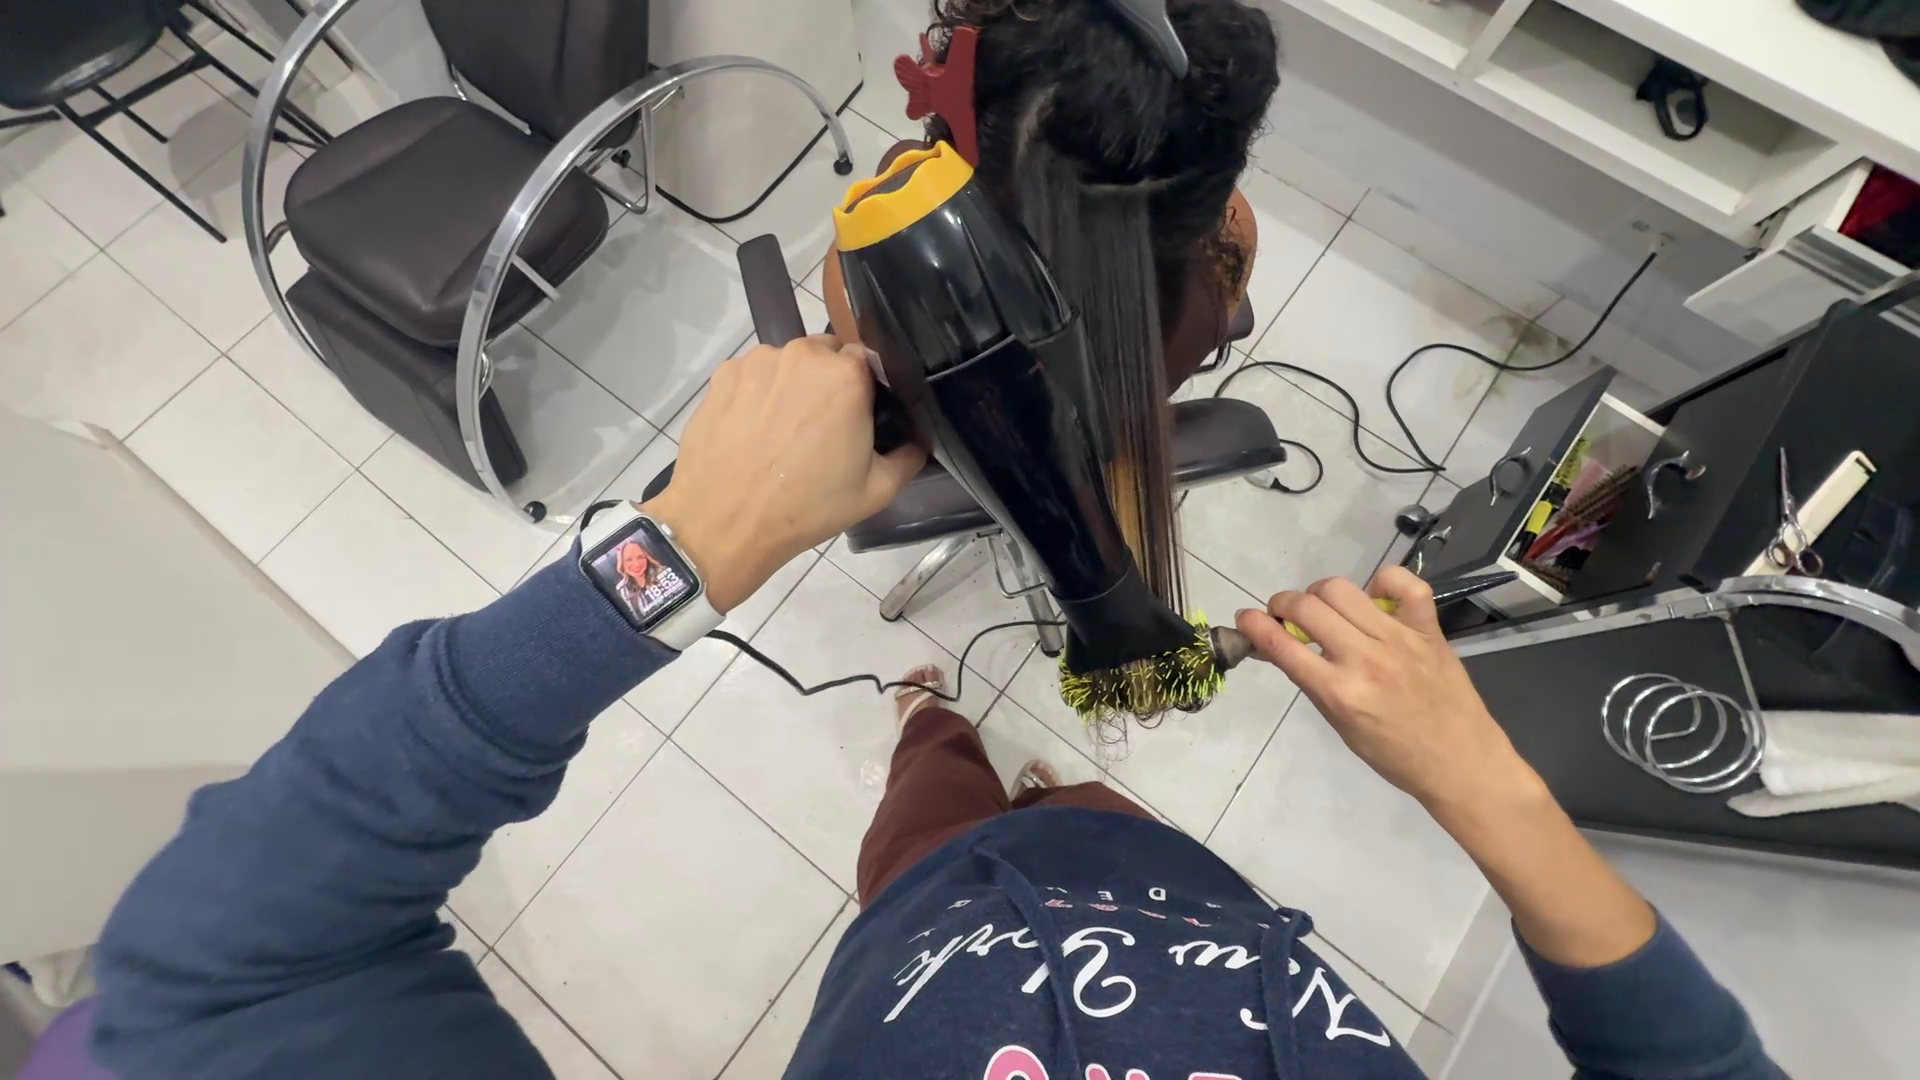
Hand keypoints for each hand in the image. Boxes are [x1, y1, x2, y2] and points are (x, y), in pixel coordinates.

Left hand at [642, 335, 925, 612]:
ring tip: (785, 432)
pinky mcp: (723, 375)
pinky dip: (760, 394)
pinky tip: (756, 431)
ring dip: (794, 386)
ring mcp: (757, 361)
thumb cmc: (807, 507)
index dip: (869, 388)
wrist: (724, 522)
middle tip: (825, 427)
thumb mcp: (876, 492)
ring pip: (789, 363)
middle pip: (827, 354)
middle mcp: (802, 355)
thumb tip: (916, 442)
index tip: (862, 416)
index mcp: (847, 376)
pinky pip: (755, 375)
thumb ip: (908, 458)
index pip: (870, 360)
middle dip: (830, 382)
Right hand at [1233, 566, 1539, 813]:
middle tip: (1283, 616)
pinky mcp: (1429, 630)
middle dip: (1282, 604)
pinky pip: (1405, 585)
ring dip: (1318, 593)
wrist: (1463, 765)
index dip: (1253, 625)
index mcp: (1339, 692)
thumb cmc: (1393, 755)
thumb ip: (1308, 680)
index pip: (1281, 645)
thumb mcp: (1338, 724)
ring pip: (1341, 589)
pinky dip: (1382, 581)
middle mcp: (1365, 659)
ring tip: (1322, 608)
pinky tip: (1372, 598)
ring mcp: (1399, 640)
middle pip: (1306, 607)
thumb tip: (1276, 646)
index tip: (1244, 618)